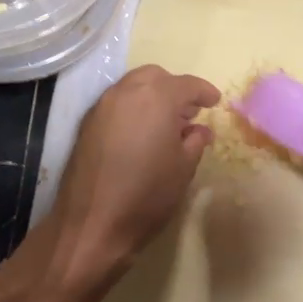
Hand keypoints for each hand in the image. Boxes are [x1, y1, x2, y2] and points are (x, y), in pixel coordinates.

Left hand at [53, 64, 218, 277]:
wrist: (92, 224)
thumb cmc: (147, 195)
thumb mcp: (184, 168)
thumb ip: (195, 141)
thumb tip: (198, 130)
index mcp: (156, 98)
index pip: (186, 84)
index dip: (204, 92)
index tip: (215, 102)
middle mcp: (126, 93)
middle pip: (155, 77)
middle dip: (175, 89)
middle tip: (189, 113)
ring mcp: (102, 107)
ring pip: (132, 87)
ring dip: (152, 97)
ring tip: (167, 124)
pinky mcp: (87, 125)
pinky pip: (116, 104)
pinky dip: (133, 109)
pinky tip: (143, 134)